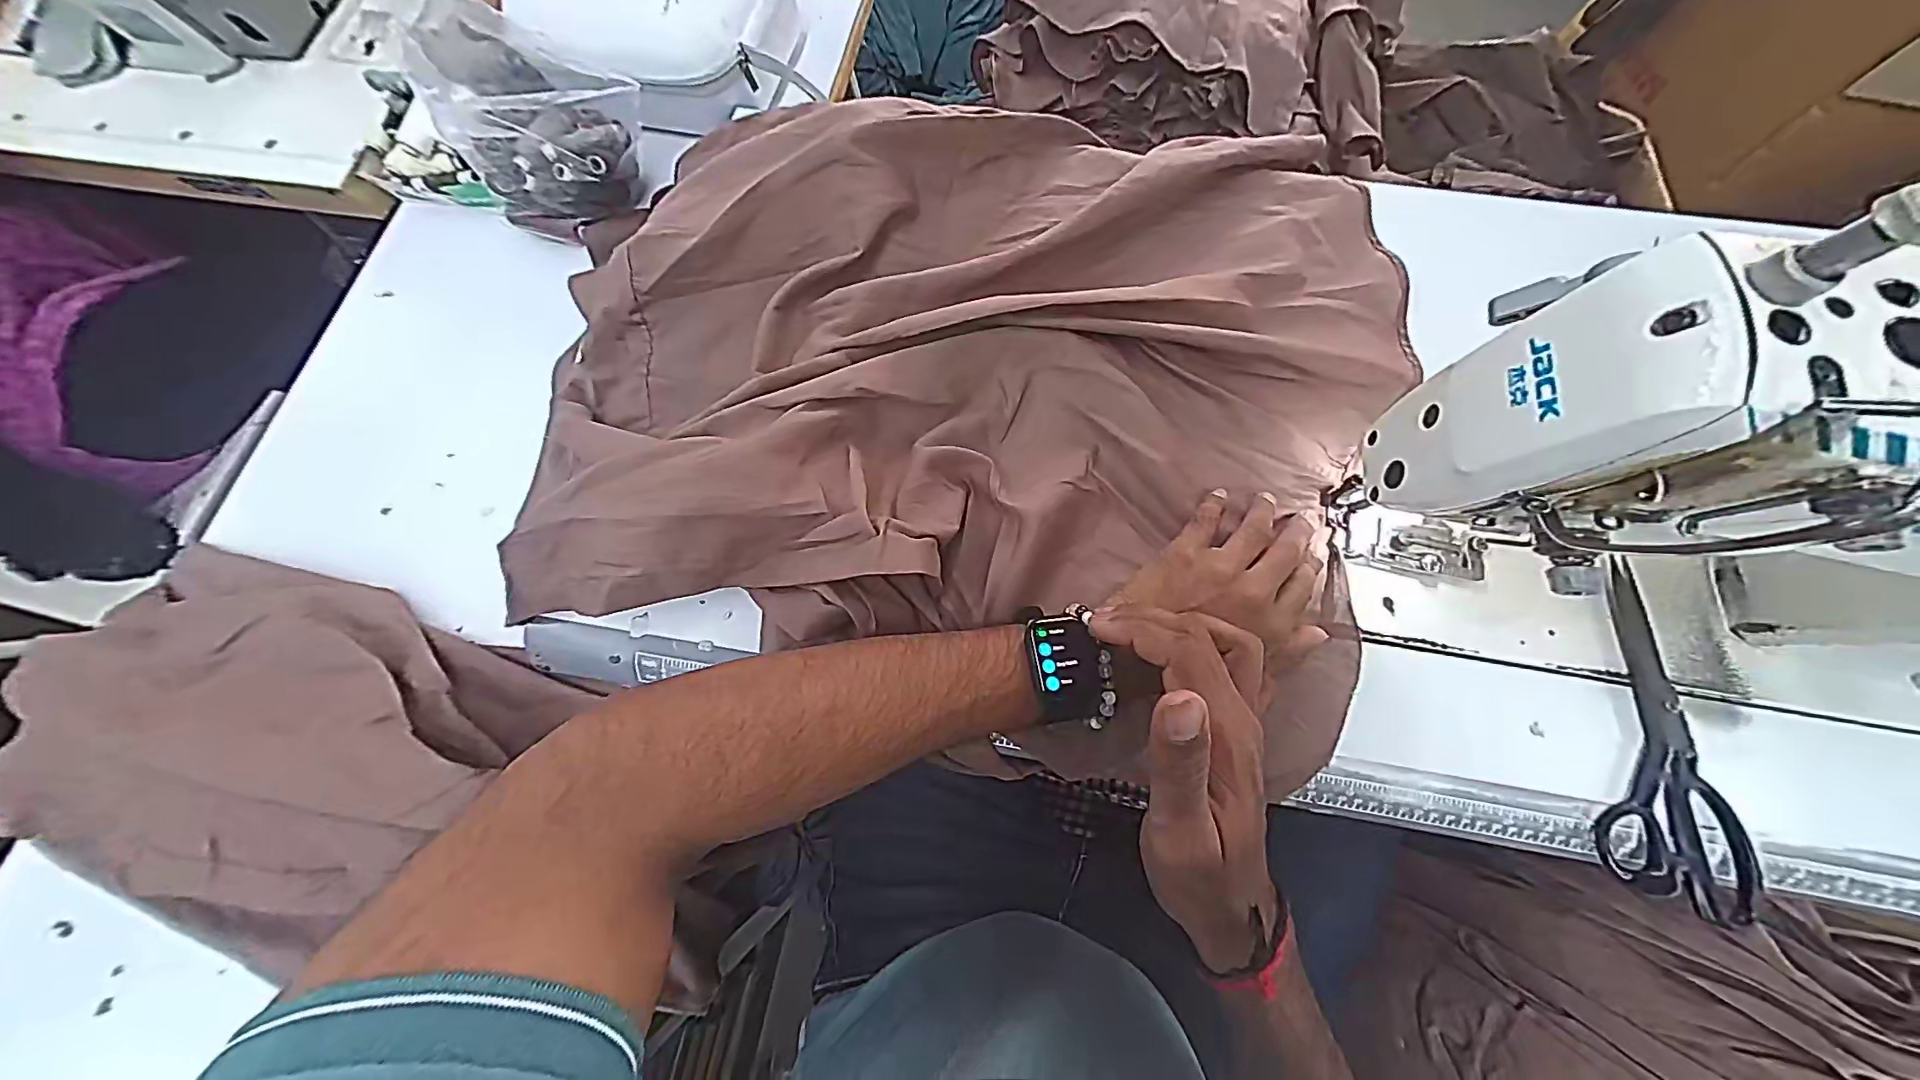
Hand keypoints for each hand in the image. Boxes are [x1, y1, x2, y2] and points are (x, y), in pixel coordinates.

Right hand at [1091, 607, 1278, 973]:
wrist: (1234, 906)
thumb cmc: (1200, 877)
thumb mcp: (1180, 831)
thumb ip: (1180, 764)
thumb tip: (1177, 696)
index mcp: (1227, 735)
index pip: (1190, 653)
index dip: (1143, 630)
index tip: (1099, 628)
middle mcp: (1243, 719)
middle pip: (1208, 638)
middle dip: (1152, 620)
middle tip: (1103, 622)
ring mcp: (1244, 722)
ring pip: (1227, 644)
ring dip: (1178, 624)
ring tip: (1130, 627)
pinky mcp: (1235, 729)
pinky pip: (1227, 664)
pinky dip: (1194, 641)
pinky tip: (1166, 649)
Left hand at [1105, 491, 1329, 709]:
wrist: (1140, 649)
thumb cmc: (1192, 664)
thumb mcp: (1249, 667)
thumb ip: (1287, 648)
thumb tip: (1318, 633)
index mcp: (1270, 620)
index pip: (1304, 584)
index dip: (1311, 565)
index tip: (1312, 553)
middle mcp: (1252, 589)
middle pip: (1285, 551)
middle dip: (1296, 532)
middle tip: (1300, 519)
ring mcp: (1220, 567)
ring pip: (1253, 529)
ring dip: (1261, 512)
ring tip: (1264, 501)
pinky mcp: (1186, 552)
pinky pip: (1206, 519)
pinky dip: (1215, 504)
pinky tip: (1219, 496)